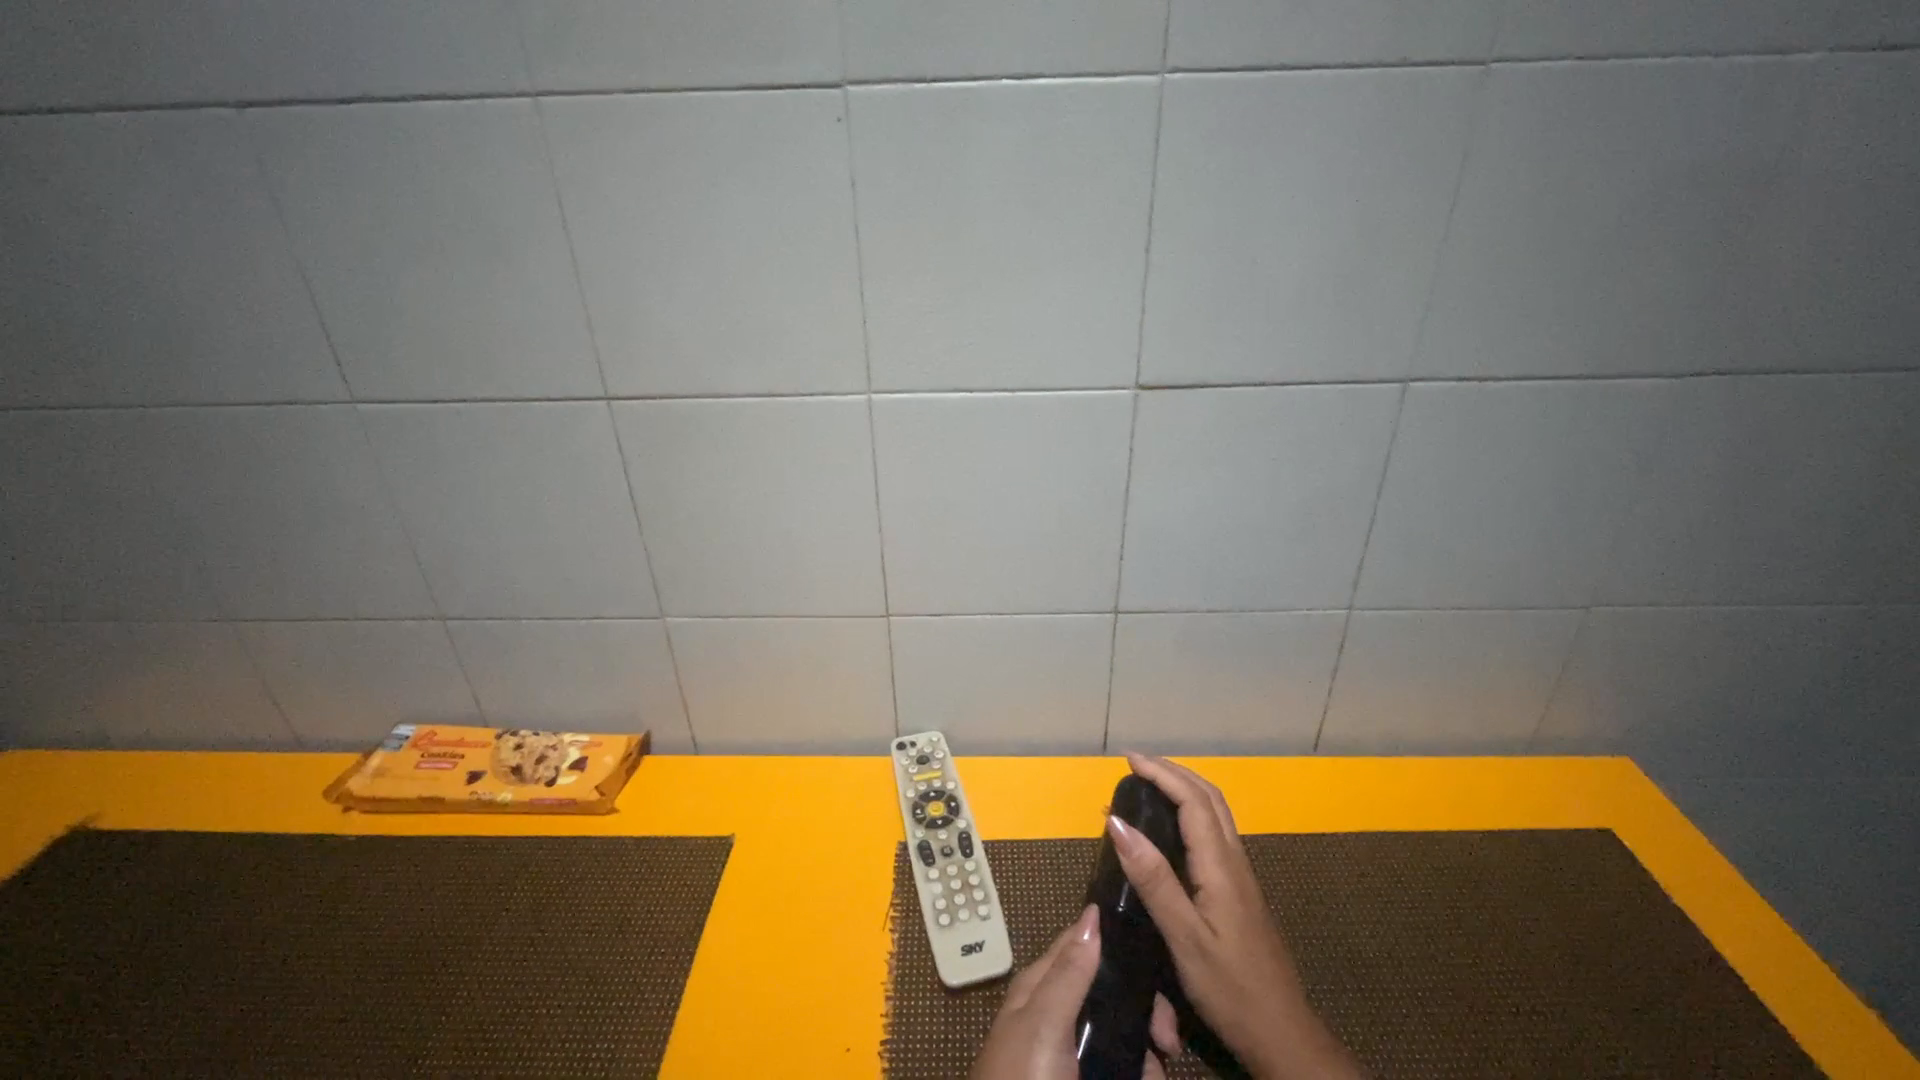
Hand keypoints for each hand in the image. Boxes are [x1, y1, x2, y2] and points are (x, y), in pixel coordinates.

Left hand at [970, 903, 1181, 1079]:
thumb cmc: (1022, 1078)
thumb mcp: (1043, 1022)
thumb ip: (1069, 972)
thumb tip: (1092, 913)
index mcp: (1043, 988)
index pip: (1085, 945)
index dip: (1119, 946)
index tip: (1160, 960)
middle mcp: (1063, 1014)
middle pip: (1117, 995)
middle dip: (1148, 1014)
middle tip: (1167, 1039)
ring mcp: (1078, 1052)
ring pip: (1129, 1038)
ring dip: (1149, 1058)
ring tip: (1151, 1076)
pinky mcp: (1095, 1077)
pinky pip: (1130, 1070)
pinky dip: (1143, 1075)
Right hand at [1106, 754, 1364, 1079]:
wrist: (1282, 1032)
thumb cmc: (1230, 988)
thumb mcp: (1184, 937)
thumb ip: (1153, 879)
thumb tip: (1118, 823)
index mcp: (1221, 867)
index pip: (1193, 801)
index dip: (1162, 774)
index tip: (1129, 760)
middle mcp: (1234, 862)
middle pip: (1210, 799)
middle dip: (1174, 773)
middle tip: (1136, 765)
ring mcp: (1240, 878)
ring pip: (1216, 815)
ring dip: (1184, 790)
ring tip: (1149, 786)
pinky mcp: (1238, 893)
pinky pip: (1214, 835)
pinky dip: (1189, 815)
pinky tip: (1171, 832)